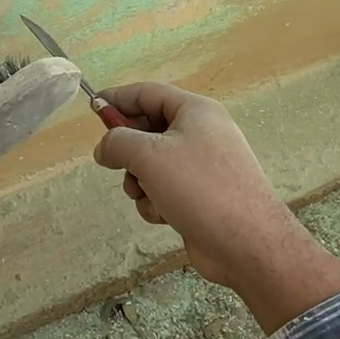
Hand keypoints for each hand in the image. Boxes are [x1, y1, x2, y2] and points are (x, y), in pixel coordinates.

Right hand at [93, 83, 339, 332]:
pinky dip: (156, 200)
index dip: (117, 98)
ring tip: (145, 194)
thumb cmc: (199, 187)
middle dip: (127, 149)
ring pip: (150, 163)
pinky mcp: (200, 196)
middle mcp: (201, 134)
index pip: (147, 93)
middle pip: (147, 129)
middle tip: (110, 161)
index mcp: (195, 111)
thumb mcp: (147, 154)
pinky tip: (164, 214)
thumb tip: (103, 148)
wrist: (248, 245)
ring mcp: (202, 167)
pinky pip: (163, 188)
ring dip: (139, 181)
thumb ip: (116, 141)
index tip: (91, 109)